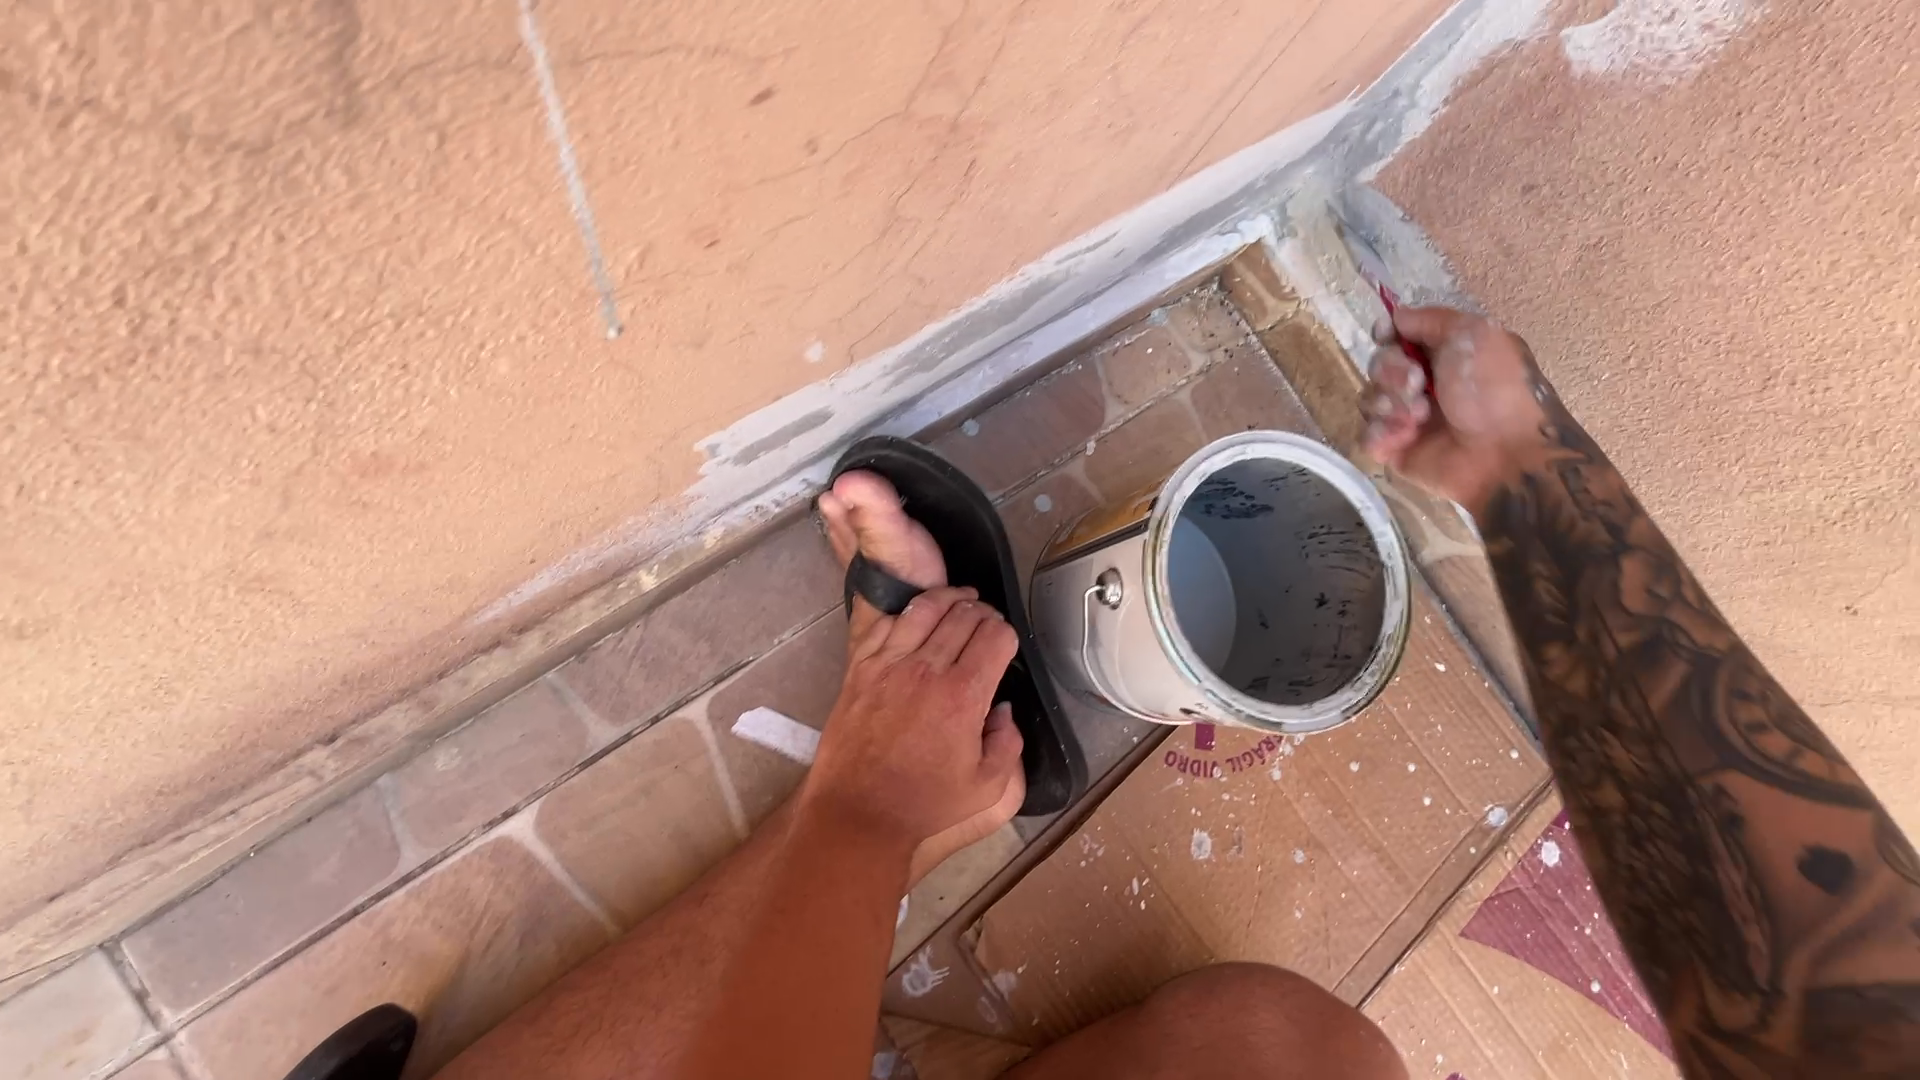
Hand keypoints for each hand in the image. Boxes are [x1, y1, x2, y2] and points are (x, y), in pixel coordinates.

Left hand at [804, 586, 1024, 854]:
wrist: (858, 810)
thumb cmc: (924, 802)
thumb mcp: (986, 787)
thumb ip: (1008, 743)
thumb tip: (1004, 708)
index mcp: (963, 696)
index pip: (996, 636)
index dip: (1007, 634)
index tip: (1005, 645)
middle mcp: (928, 669)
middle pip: (965, 615)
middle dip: (984, 612)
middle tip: (987, 621)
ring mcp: (890, 663)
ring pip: (926, 607)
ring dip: (949, 598)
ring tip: (960, 600)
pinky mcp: (861, 666)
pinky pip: (887, 621)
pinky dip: (908, 612)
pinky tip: (917, 617)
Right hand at [1360, 306, 1558, 517]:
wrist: (1502, 453)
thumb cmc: (1494, 390)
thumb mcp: (1475, 334)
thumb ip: (1431, 319)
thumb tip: (1395, 317)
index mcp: (1443, 355)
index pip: (1396, 338)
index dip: (1387, 336)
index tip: (1388, 337)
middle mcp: (1422, 384)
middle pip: (1377, 365)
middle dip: (1391, 372)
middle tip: (1418, 385)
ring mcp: (1405, 418)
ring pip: (1368, 399)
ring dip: (1390, 404)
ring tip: (1419, 418)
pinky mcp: (1393, 449)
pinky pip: (1365, 434)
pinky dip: (1382, 433)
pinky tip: (1406, 437)